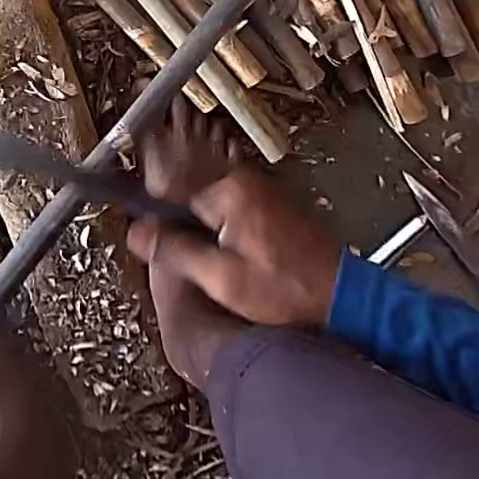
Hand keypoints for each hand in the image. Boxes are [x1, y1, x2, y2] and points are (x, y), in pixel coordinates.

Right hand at [129, 164, 339, 328]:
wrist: (343, 298)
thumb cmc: (289, 291)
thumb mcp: (223, 280)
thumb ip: (176, 251)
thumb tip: (136, 233)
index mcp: (228, 192)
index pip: (168, 190)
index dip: (156, 217)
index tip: (149, 235)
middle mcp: (239, 179)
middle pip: (183, 191)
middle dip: (175, 220)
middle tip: (178, 253)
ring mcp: (252, 186)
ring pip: (200, 197)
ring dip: (193, 223)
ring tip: (206, 256)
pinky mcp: (260, 198)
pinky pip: (219, 202)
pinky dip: (211, 223)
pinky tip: (221, 251)